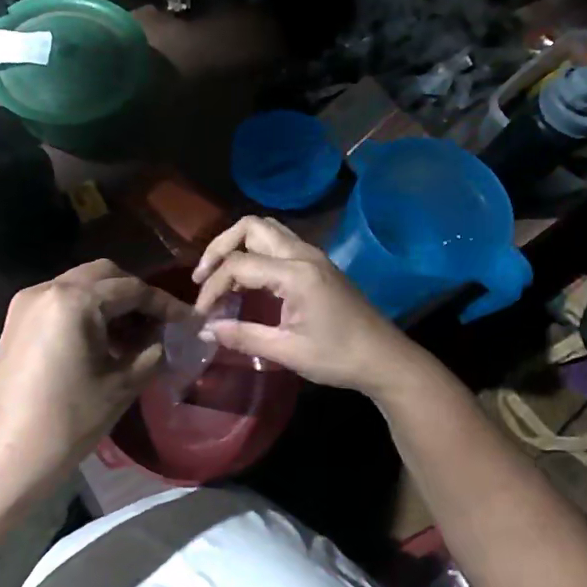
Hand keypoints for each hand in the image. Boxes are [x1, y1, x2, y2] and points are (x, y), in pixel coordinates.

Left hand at [0, 260, 189, 494]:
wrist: (1, 459)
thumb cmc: (66, 422)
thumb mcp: (120, 386)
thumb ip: (151, 352)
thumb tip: (168, 338)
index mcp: (74, 300)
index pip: (132, 289)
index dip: (165, 304)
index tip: (190, 320)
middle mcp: (47, 289)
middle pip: (104, 276)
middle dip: (136, 295)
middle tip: (161, 324)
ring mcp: (27, 304)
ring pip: (80, 286)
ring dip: (111, 303)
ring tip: (136, 337)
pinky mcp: (16, 323)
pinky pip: (61, 303)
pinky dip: (87, 312)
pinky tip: (104, 343)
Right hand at [191, 217, 427, 396]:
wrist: (385, 359)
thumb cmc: (338, 358)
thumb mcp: (287, 352)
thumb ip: (243, 336)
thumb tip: (205, 330)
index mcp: (296, 274)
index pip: (238, 264)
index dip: (212, 286)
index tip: (200, 314)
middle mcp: (303, 254)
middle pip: (251, 226)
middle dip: (220, 247)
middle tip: (203, 276)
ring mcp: (313, 255)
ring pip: (266, 229)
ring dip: (238, 245)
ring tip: (221, 275)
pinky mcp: (317, 264)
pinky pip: (279, 243)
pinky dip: (255, 252)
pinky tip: (247, 281)